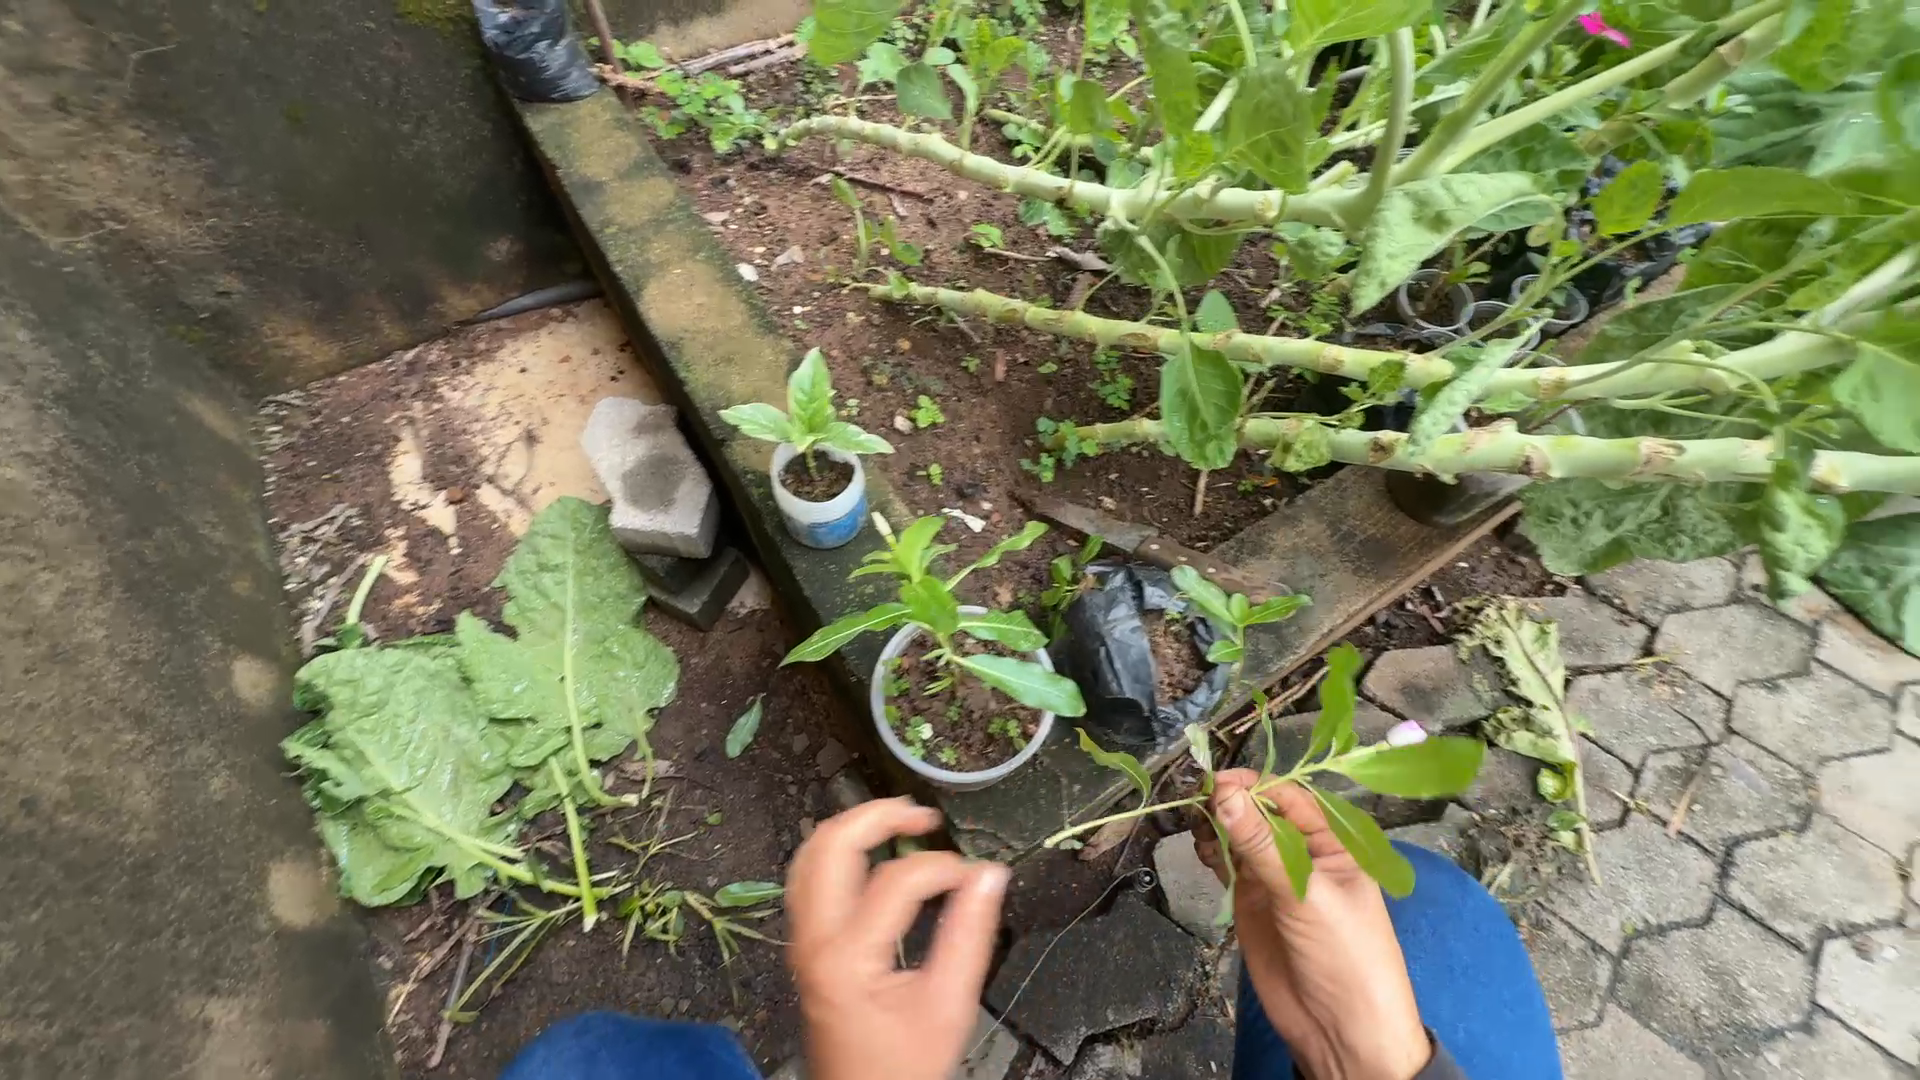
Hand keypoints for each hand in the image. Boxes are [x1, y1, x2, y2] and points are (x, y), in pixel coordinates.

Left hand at [786, 798, 1009, 1079]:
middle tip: (924, 817)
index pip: (897, 880)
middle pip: (833, 843)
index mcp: (847, 956)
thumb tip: (990, 873)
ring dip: (855, 825)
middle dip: (880, 816)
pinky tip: (868, 849)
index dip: (942, 867)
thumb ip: (969, 935)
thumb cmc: (904, 1065)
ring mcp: (801, 937)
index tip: (973, 876)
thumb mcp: (948, 1007)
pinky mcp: (803, 941)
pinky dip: (838, 847)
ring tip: (899, 822)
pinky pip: (807, 873)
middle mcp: (813, 938)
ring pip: (811, 851)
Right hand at [1195, 770, 1429, 1079]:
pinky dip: (1209, 849)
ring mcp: (1272, 874)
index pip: (1289, 796)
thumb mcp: (1306, 896)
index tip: (1216, 781)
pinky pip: (1225, 860)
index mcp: (1331, 843)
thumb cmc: (1344, 957)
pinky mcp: (1249, 896)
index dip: (1254, 784)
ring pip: (1237, 832)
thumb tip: (1221, 792)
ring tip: (1195, 824)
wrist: (1339, 1035)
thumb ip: (1261, 845)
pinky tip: (1201, 849)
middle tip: (1195, 799)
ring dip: (1214, 823)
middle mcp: (1300, 851)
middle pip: (1258, 810)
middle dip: (1228, 800)